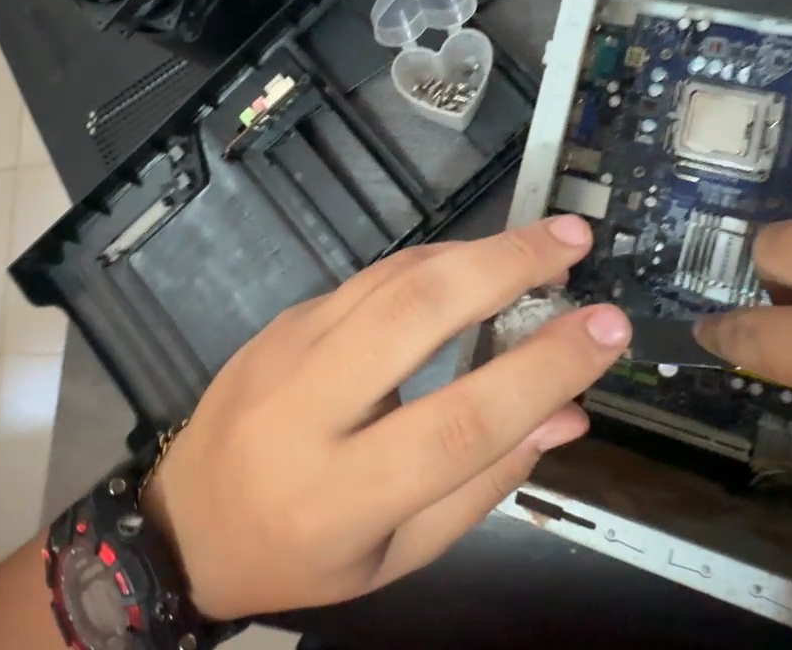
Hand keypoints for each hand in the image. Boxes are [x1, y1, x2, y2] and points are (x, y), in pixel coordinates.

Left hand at [141, 216, 630, 619]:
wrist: (186, 520)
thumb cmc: (301, 553)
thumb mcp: (397, 555)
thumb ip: (484, 485)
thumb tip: (567, 415)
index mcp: (342, 494)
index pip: (459, 424)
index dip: (542, 371)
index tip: (605, 329)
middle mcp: (309, 406)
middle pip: (413, 315)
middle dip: (504, 265)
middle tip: (573, 238)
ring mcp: (288, 348)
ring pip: (391, 279)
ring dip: (473, 250)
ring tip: (541, 242)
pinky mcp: (284, 319)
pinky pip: (368, 279)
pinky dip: (432, 262)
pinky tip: (475, 261)